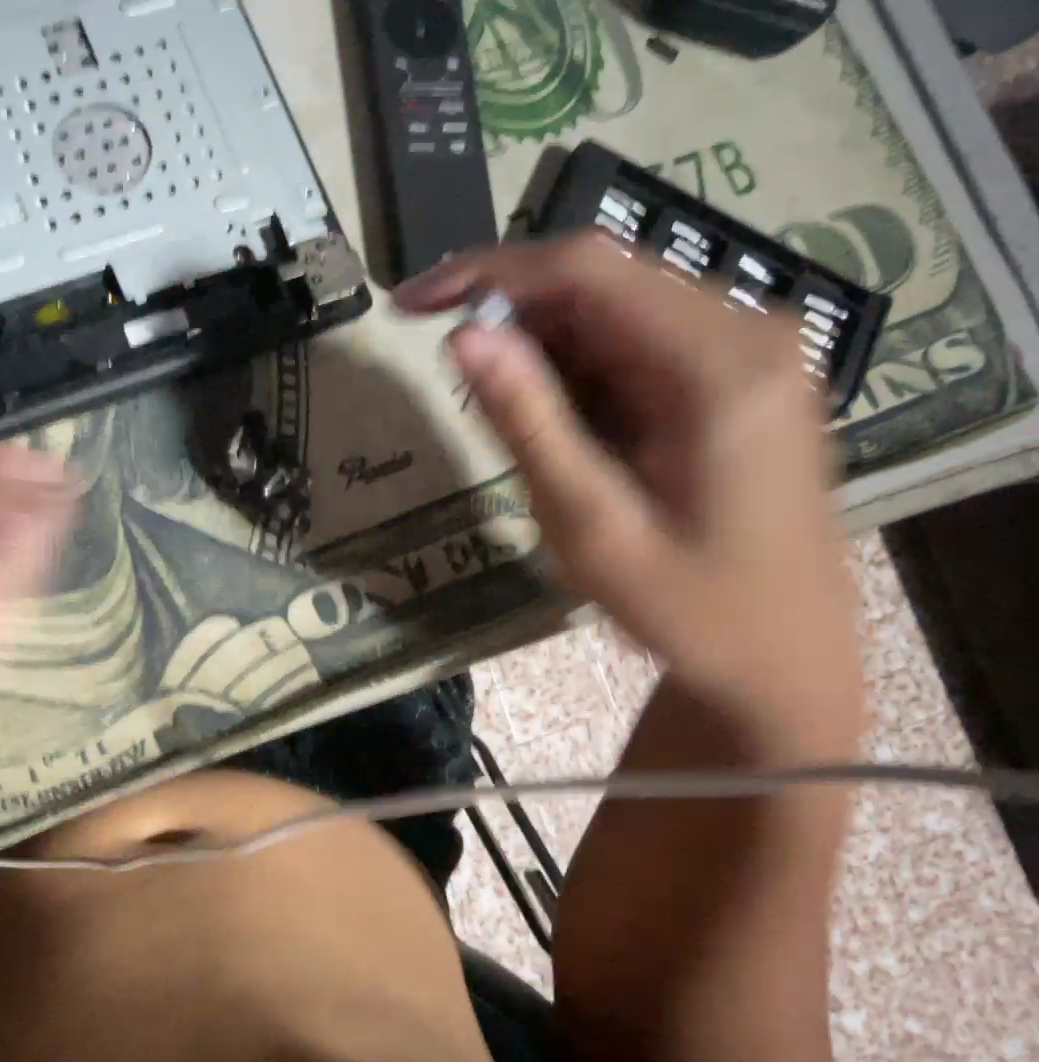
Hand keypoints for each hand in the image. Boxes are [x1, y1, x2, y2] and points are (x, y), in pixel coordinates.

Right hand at [393, 235, 861, 727]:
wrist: (781, 664)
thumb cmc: (687, 606)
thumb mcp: (588, 520)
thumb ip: (526, 420)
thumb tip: (459, 335)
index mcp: (720, 364)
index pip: (587, 269)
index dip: (486, 273)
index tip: (407, 305)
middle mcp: (746, 334)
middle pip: (601, 279)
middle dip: (508, 312)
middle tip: (446, 373)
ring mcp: (747, 352)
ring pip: (612, 307)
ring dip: (538, 346)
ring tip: (500, 417)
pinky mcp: (735, 376)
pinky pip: (634, 341)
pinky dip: (574, 370)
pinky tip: (555, 425)